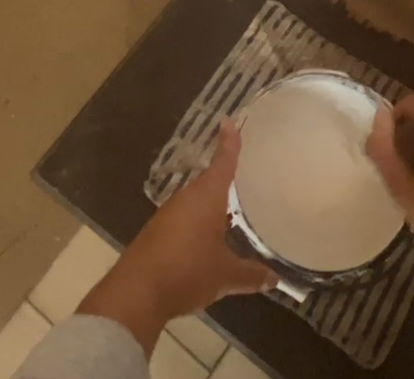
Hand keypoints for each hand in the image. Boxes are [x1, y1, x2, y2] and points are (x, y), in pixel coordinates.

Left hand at [78, 120, 275, 353]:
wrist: (136, 292)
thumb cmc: (187, 271)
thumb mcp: (225, 275)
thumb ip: (251, 275)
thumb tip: (276, 279)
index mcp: (207, 196)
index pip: (223, 162)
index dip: (229, 142)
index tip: (228, 120)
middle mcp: (188, 197)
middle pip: (210, 182)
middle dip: (225, 181)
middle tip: (245, 177)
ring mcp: (169, 214)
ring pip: (196, 202)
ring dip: (212, 207)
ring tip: (231, 213)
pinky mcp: (157, 232)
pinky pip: (184, 219)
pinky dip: (198, 224)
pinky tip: (207, 240)